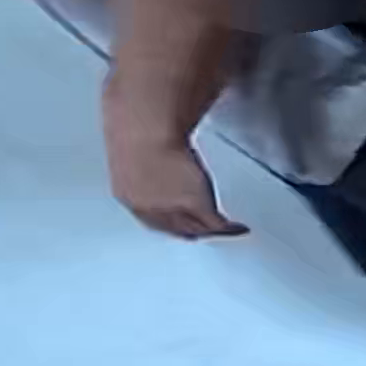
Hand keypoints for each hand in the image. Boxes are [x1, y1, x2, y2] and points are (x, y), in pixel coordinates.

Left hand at [107, 140, 247, 239]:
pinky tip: (237, 227)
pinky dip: (230, 229)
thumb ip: (151, 181)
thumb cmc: (136, 137)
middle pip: (179, 230)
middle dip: (198, 233)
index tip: (191, 231)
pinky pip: (217, 224)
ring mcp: (172, 208)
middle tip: (214, 233)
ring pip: (198, 229)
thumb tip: (167, 184)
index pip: (156, 223)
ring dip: (216, 232)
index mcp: (128, 198)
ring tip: (229, 230)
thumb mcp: (137, 163)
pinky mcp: (195, 206)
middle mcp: (148, 208)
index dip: (176, 229)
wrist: (145, 132)